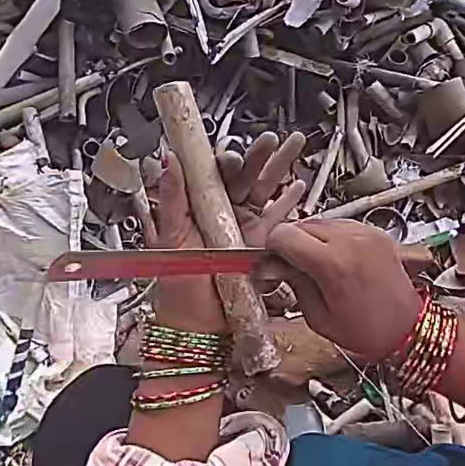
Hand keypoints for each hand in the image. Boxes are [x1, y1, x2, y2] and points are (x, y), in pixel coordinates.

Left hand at [148, 132, 307, 332]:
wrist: (202, 326)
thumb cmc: (179, 289)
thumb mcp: (171, 240)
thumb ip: (172, 199)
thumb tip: (167, 162)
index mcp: (199, 209)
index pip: (214, 175)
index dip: (226, 159)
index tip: (234, 150)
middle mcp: (224, 215)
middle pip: (244, 177)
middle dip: (259, 156)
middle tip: (271, 139)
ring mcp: (245, 229)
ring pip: (265, 191)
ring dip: (279, 169)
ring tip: (292, 148)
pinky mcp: (264, 245)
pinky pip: (280, 219)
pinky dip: (290, 202)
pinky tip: (297, 185)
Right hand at [265, 220, 424, 361]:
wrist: (409, 328)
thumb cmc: (368, 331)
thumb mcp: (319, 317)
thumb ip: (294, 283)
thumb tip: (273, 265)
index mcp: (333, 264)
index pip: (284, 234)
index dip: (272, 248)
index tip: (273, 261)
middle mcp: (350, 241)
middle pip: (301, 225)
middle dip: (292, 244)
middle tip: (293, 266)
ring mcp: (365, 233)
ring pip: (321, 222)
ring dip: (312, 240)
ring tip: (318, 266)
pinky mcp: (375, 233)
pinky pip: (341, 225)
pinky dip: (332, 238)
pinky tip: (336, 260)